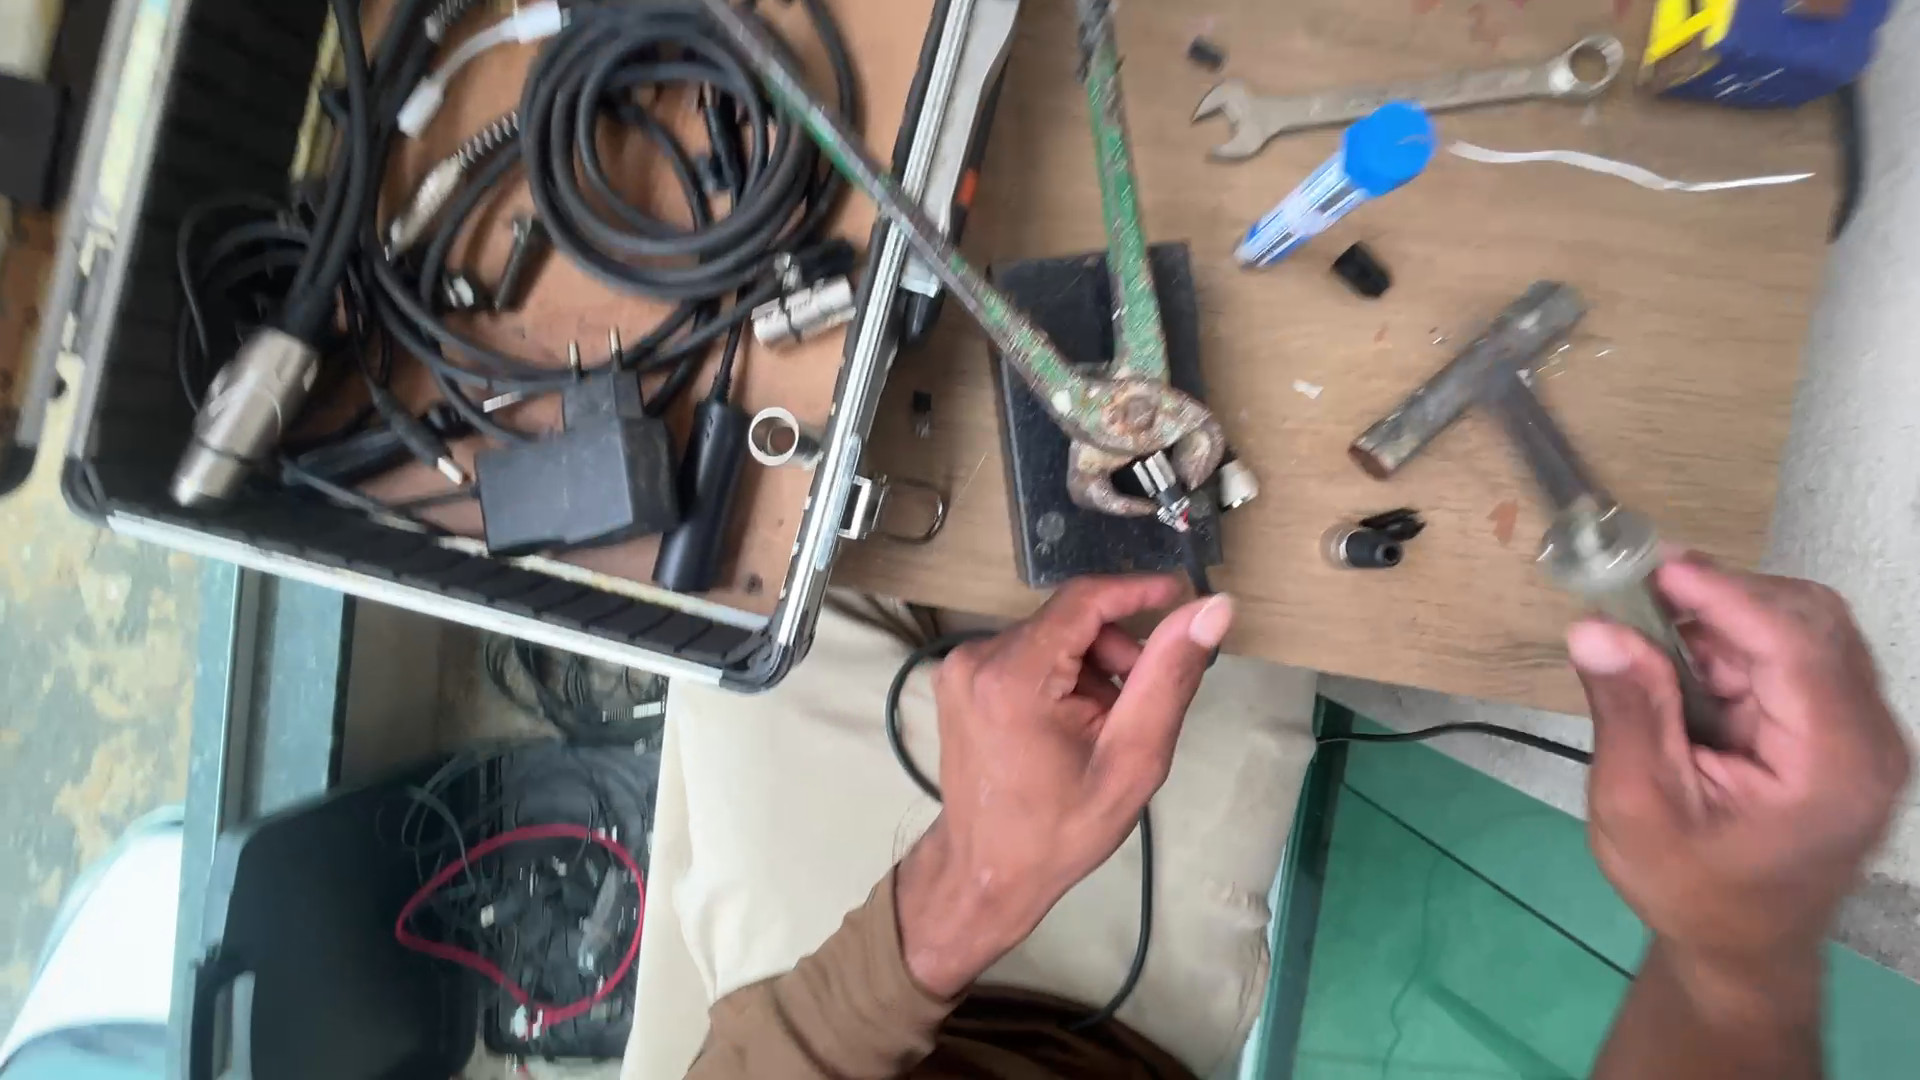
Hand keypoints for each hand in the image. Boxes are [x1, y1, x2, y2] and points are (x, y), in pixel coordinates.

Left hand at [896, 576, 1233, 996]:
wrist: (986, 871)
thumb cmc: (1062, 828)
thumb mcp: (1132, 758)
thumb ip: (1170, 676)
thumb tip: (1212, 608)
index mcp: (1013, 675)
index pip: (1082, 600)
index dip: (1136, 590)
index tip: (1181, 594)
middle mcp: (976, 656)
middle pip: (1067, 621)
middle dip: (1114, 650)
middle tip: (1137, 703)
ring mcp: (959, 665)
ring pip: (1048, 636)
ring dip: (1087, 666)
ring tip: (1100, 725)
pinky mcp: (957, 676)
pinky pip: (1023, 652)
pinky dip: (1057, 674)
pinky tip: (1067, 722)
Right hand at [1569, 554, 1910, 978]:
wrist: (1733, 938)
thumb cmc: (1685, 881)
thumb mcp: (1637, 801)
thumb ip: (1626, 711)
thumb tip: (1593, 629)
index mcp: (1834, 763)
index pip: (1798, 650)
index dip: (1728, 599)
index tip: (1655, 568)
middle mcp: (1861, 735)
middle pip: (1812, 625)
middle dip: (1722, 595)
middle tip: (1631, 588)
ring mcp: (1845, 729)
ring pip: (1796, 630)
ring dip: (1715, 614)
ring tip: (1637, 620)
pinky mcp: (1816, 726)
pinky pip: (1776, 655)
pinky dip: (1716, 638)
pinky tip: (1665, 650)